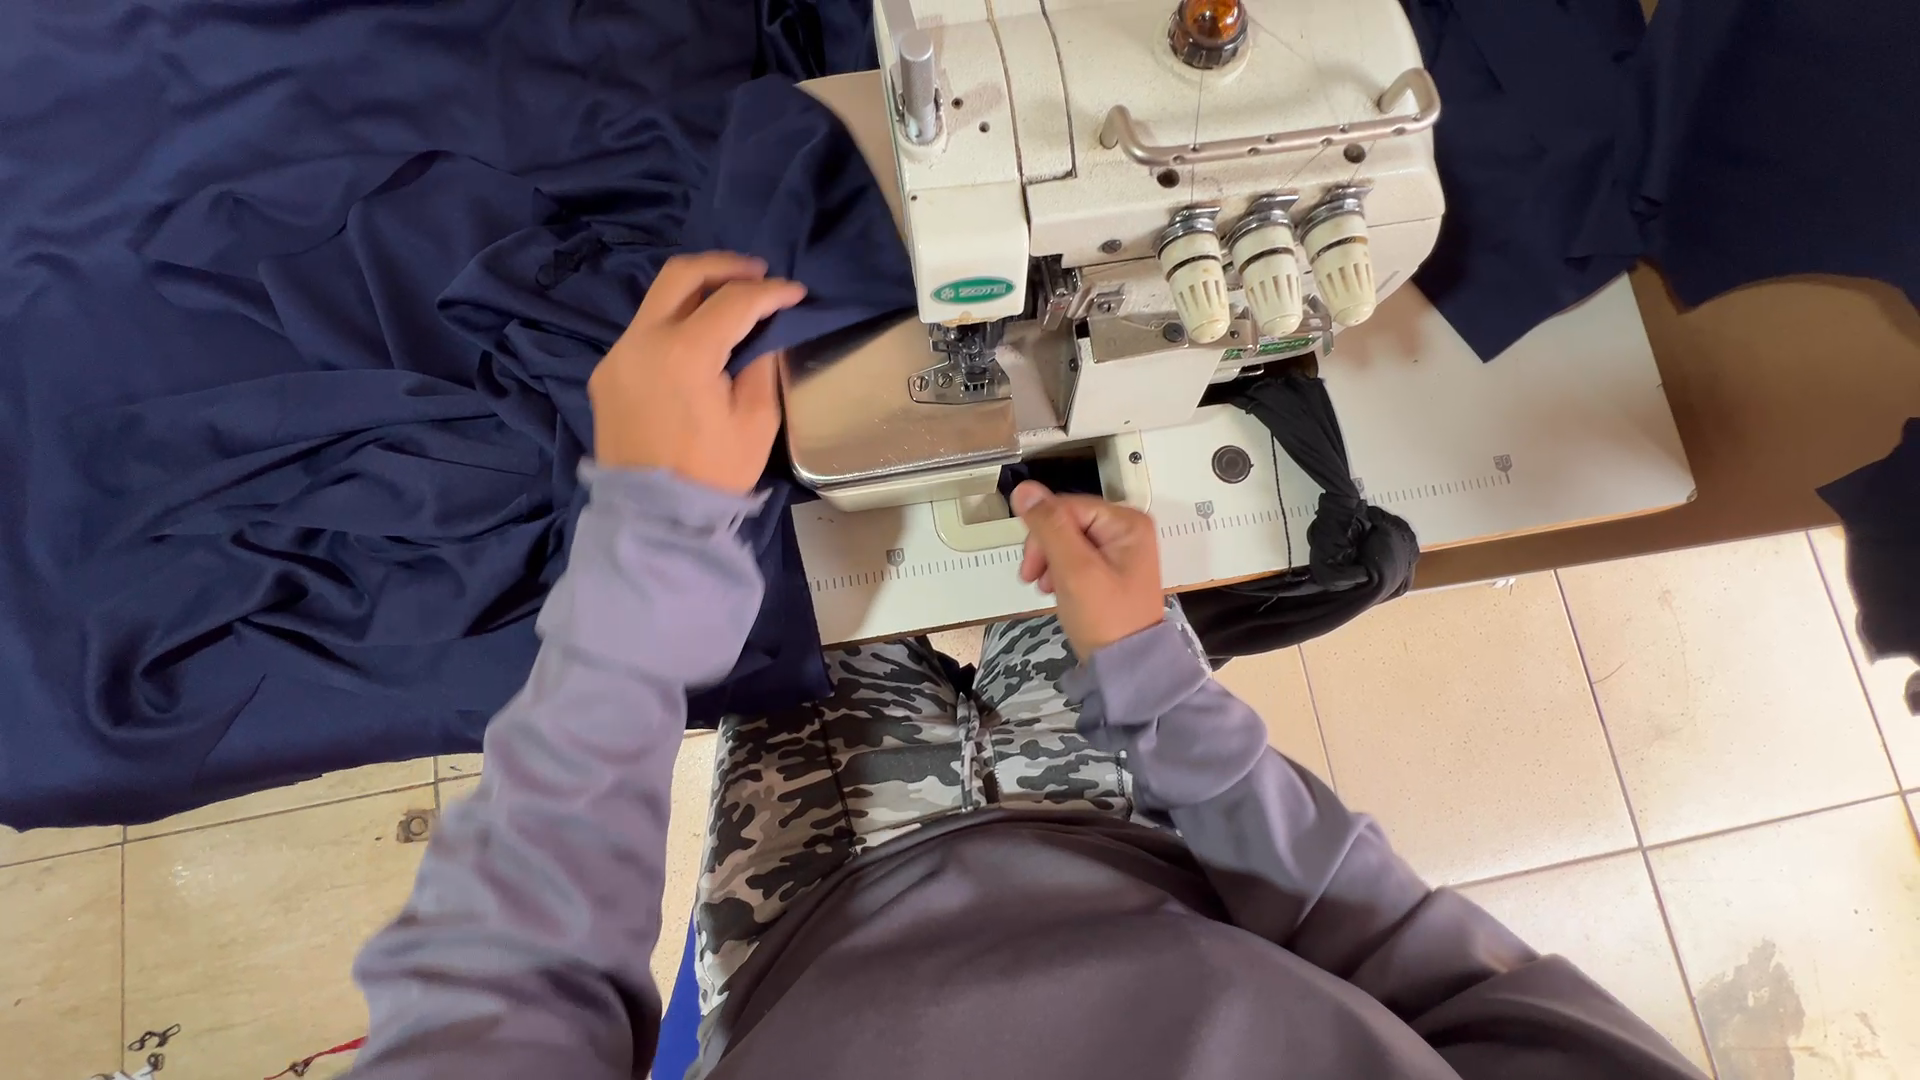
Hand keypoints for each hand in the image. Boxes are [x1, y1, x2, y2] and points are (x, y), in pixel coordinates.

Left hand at [587, 252, 805, 493]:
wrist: (653, 516)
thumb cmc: (713, 474)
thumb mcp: (756, 424)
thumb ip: (762, 368)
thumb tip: (763, 338)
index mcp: (684, 354)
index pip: (733, 302)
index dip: (770, 293)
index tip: (796, 293)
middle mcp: (641, 341)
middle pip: (681, 276)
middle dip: (724, 267)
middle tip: (758, 273)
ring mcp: (617, 355)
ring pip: (656, 300)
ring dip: (697, 291)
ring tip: (731, 300)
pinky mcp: (607, 374)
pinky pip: (643, 332)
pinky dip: (675, 322)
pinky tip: (698, 340)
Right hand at [1011, 480, 1165, 657]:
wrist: (1128, 668)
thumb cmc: (1105, 617)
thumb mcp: (1074, 570)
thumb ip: (1049, 527)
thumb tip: (1023, 489)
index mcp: (1126, 521)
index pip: (1066, 506)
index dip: (1041, 532)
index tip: (1029, 568)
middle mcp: (1126, 529)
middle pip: (1066, 521)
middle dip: (1044, 549)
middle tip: (1034, 581)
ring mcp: (1120, 550)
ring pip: (1066, 540)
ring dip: (1049, 562)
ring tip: (1046, 589)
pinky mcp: (1111, 569)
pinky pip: (1075, 557)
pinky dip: (1060, 572)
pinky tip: (1056, 590)